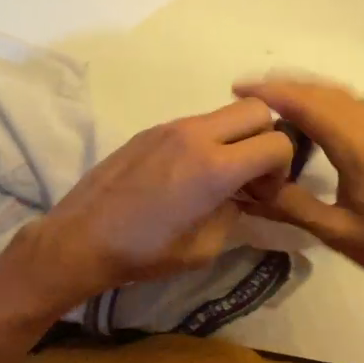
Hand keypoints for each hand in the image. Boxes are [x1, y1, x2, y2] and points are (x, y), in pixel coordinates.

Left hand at [6, 99, 294, 310]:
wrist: (81, 238)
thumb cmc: (144, 252)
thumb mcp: (204, 248)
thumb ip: (234, 214)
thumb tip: (241, 197)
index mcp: (215, 167)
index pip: (277, 142)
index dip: (282, 169)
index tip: (264, 194)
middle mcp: (196, 135)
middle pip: (256, 110)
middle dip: (265, 139)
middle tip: (250, 176)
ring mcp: (169, 128)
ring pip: (223, 114)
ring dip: (234, 139)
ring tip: (217, 178)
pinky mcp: (149, 131)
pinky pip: (194, 124)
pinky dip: (206, 142)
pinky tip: (186, 177)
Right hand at [233, 77, 363, 310]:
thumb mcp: (336, 232)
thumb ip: (292, 207)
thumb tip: (250, 189)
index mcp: (360, 149)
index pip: (309, 106)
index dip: (272, 93)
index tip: (239, 90)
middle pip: (324, 93)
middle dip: (285, 87)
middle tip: (247, 94)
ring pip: (341, 97)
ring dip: (306, 92)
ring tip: (272, 100)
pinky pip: (353, 109)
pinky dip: (325, 103)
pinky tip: (310, 120)